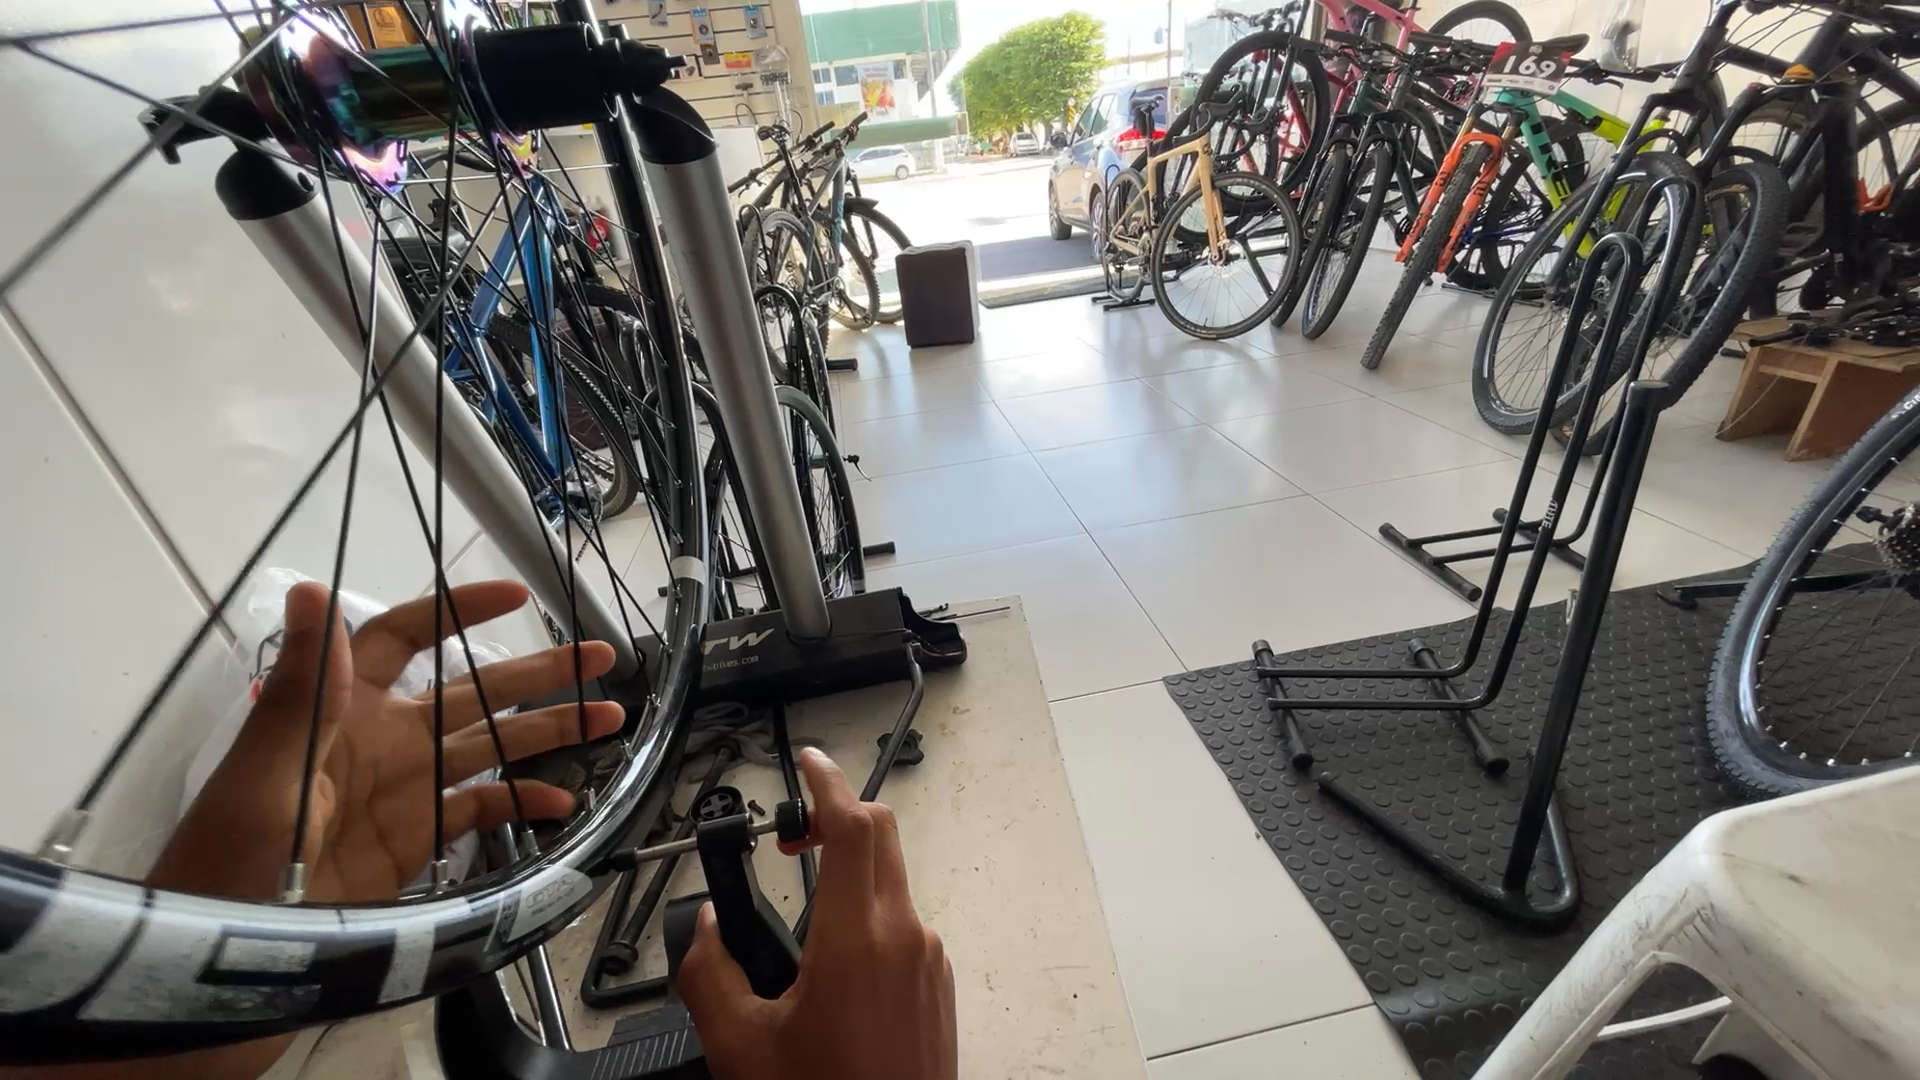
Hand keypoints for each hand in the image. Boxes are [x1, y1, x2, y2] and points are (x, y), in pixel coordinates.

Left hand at [149, 580, 623, 903]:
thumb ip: (302, 690)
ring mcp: (413, 784)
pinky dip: (526, 801)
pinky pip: (487, 806)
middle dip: (543, 670)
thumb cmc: (233, 861)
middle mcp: (391, 736)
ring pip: (498, 742)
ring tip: (609, 717)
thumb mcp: (264, 775)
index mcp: (348, 711)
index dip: (458, 612)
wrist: (229, 962)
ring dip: (554, 728)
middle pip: (479, 689)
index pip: (404, 639)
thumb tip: (310, 590)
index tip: (516, 595)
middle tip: (601, 655)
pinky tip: (562, 803)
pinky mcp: (425, 832)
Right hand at [677, 749, 957, 1079]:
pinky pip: (904, 921)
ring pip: (891, 879)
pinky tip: (840, 966)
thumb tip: (707, 927)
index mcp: (856, 937)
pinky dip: (871, 913)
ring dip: (852, 871)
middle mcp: (904, 932)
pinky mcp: (940, 979)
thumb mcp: (742, 1049)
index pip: (852, 825)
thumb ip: (711, 974)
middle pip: (880, 835)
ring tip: (807, 916)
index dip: (829, 782)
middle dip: (840, 814)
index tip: (809, 760)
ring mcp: (929, 954)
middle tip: (795, 835)